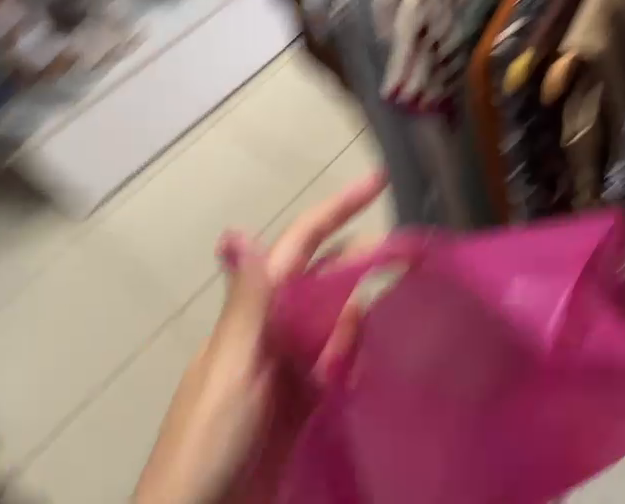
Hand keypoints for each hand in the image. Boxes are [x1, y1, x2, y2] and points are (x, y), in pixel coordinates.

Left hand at [134, 171, 386, 503]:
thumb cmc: (209, 444)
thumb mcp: (231, 371)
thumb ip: (247, 306)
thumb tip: (237, 231)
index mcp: (252, 318)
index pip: (299, 249)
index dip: (336, 210)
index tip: (380, 180)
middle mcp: (272, 334)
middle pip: (324, 280)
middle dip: (364, 258)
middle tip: (415, 252)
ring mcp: (288, 371)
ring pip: (337, 321)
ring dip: (368, 306)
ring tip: (412, 296)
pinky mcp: (301, 407)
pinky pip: (339, 365)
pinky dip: (361, 353)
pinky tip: (387, 352)